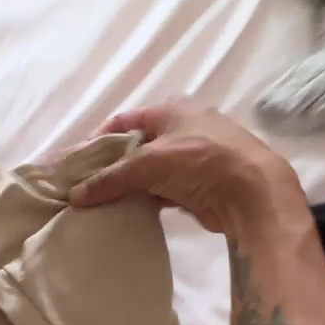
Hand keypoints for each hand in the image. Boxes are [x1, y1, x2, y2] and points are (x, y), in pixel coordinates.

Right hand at [68, 106, 305, 236]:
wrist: (249, 192)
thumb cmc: (200, 161)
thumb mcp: (148, 164)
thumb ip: (109, 179)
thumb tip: (76, 196)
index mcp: (171, 110)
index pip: (124, 121)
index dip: (98, 139)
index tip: (78, 164)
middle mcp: (179, 129)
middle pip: (133, 147)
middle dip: (109, 167)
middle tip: (84, 188)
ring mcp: (188, 157)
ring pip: (145, 171)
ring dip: (125, 187)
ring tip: (99, 204)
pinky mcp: (193, 184)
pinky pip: (158, 191)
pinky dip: (141, 201)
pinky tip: (125, 214)